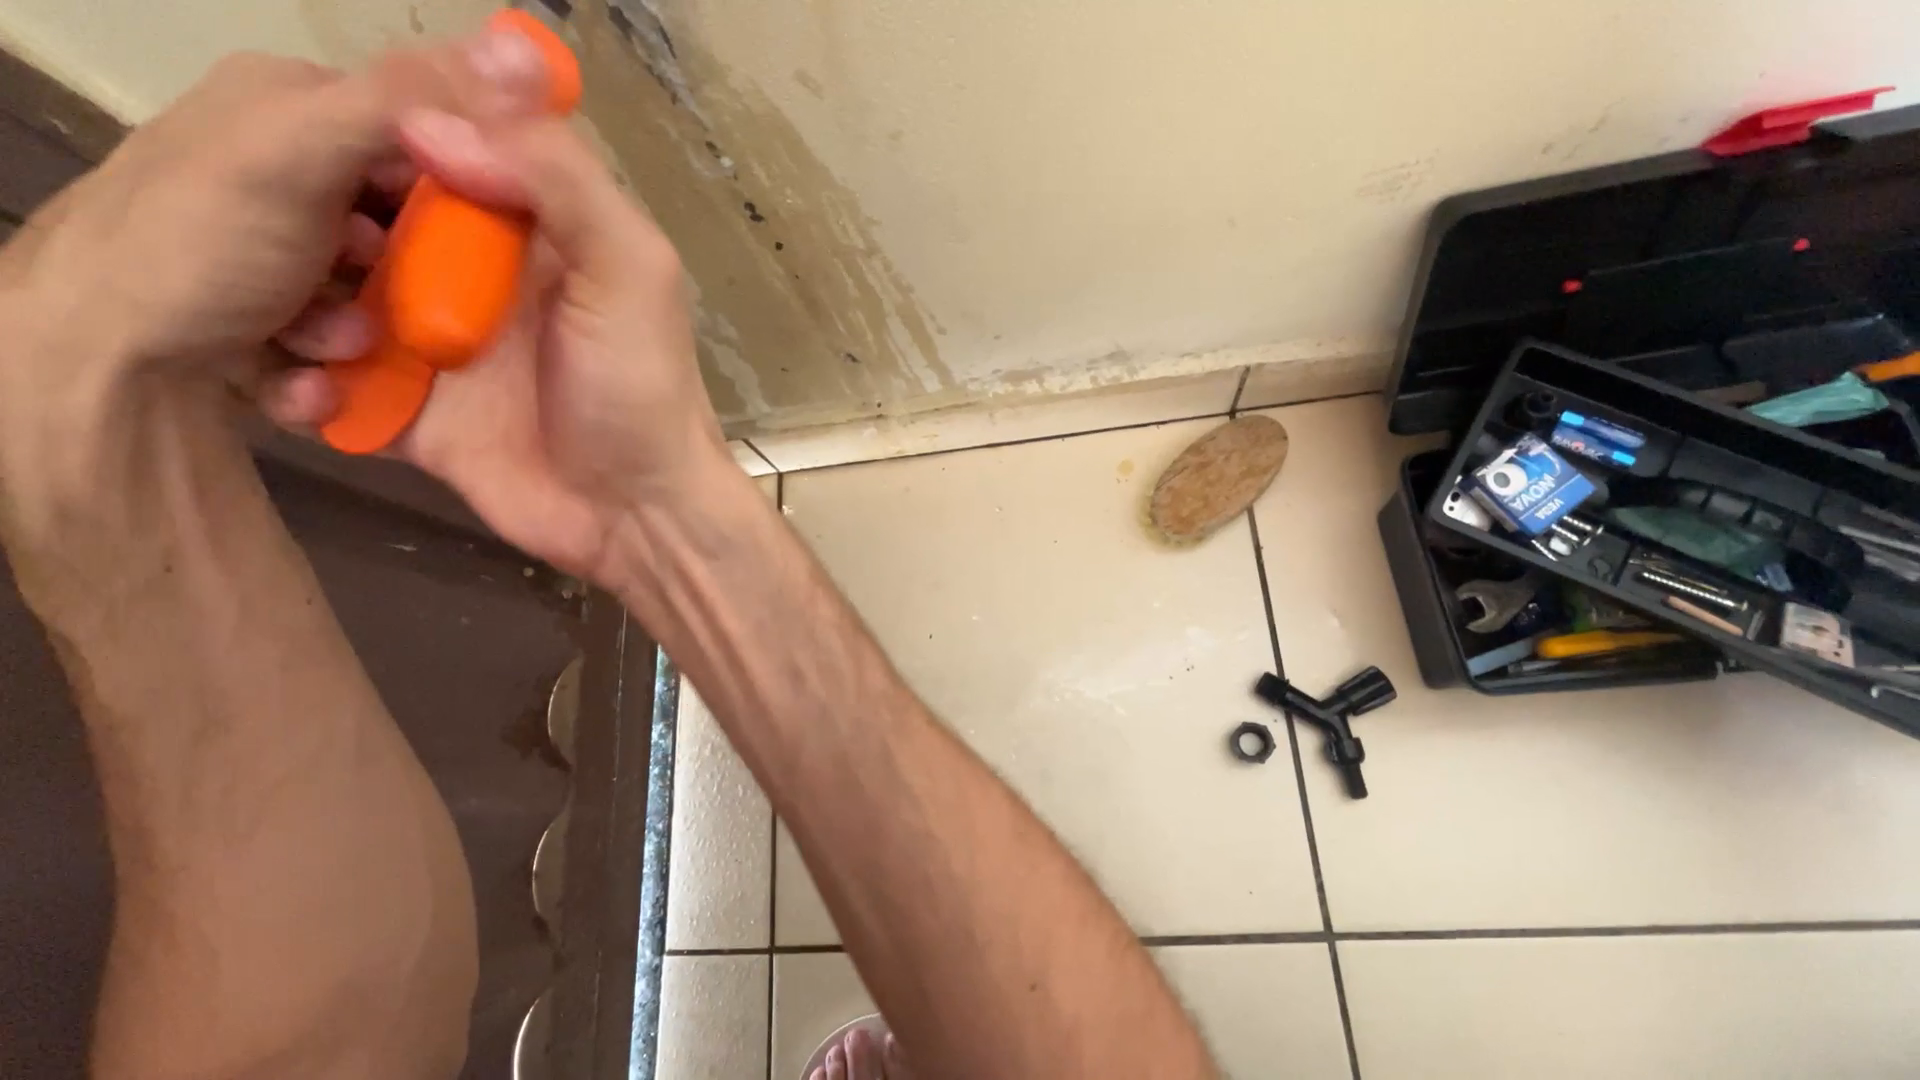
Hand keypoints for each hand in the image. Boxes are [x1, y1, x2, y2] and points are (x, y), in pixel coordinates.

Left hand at [0, 27, 550, 531]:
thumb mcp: (298, 154)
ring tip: (331, 340)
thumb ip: (403, 103)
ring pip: (383, 287)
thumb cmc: (196, 245)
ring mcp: (281, 248)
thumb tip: (524, 52)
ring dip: (370, 325)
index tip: (475, 237)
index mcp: (286, 107)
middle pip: (407, 218)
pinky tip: (308, 369)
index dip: (457, 183)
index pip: (416, 130)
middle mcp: (284, 171)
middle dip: (409, 271)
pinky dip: (336, 362)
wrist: (100, 368)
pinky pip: (348, 335)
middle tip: (394, 296)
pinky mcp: (278, 313)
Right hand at [270, 110, 729, 582]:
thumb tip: (430, 119)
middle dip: (324, 216)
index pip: (446, 151)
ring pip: (336, 294)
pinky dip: (304, 380)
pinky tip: (299, 384)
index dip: (389, 132)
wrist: (636, 516)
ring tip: (308, 316)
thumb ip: (559, 183)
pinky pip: (334, 380)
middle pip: (372, 217)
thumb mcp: (630, 271)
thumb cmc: (640, 390)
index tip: (335, 128)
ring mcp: (436, 343)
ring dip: (303, 299)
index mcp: (534, 232)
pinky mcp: (407, 409)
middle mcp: (476, 277)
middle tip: (301, 234)